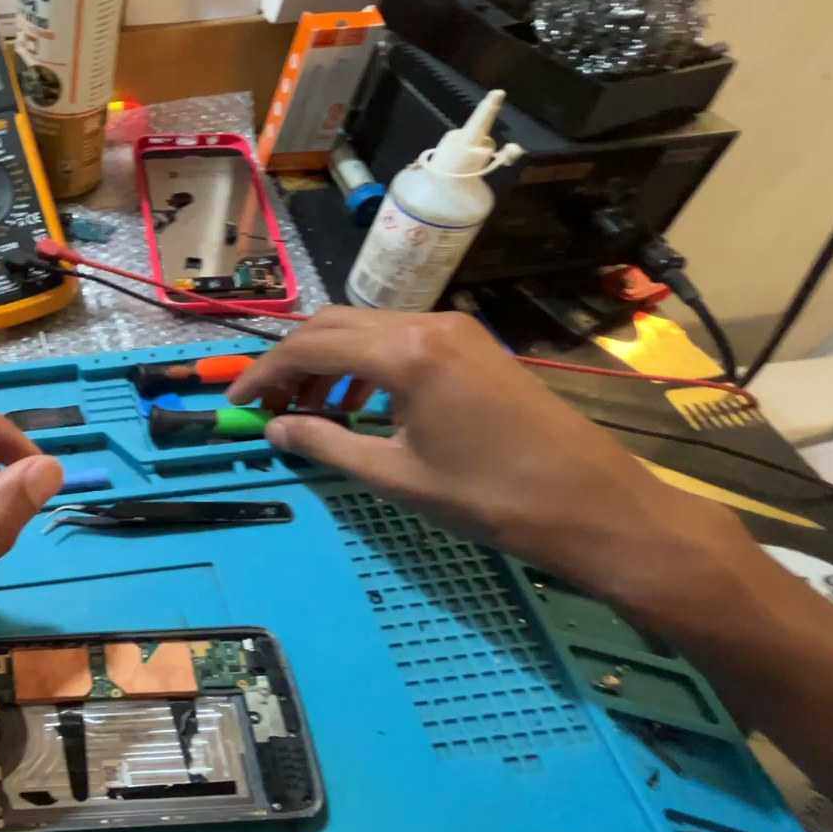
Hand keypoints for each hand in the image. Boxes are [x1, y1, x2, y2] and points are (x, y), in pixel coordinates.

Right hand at [227, 307, 766, 620]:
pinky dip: (362, 366)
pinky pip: (396, 341)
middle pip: (331, 326)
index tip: (235, 404)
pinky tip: (358, 407)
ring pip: (362, 329)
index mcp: (405, 353)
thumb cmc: (490, 497)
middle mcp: (426, 325)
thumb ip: (324, 443)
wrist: (596, 506)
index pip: (309, 347)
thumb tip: (273, 428)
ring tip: (308, 412)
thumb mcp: (394, 476)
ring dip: (325, 364)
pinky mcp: (471, 346)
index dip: (263, 374)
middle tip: (268, 407)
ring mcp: (453, 331)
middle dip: (290, 363)